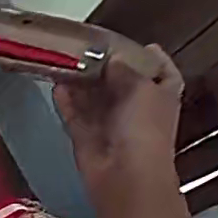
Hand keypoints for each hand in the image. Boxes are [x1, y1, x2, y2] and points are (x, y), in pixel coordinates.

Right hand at [53, 45, 185, 196]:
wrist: (125, 175)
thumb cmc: (144, 128)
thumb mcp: (142, 87)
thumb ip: (124, 68)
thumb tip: (109, 58)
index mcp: (160, 90)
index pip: (154, 64)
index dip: (141, 52)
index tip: (121, 42)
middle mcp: (135, 105)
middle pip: (117, 79)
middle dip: (102, 65)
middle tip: (83, 47)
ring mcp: (108, 122)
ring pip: (93, 97)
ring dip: (80, 82)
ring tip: (64, 62)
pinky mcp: (85, 137)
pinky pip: (74, 115)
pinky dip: (66, 102)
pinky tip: (56, 85)